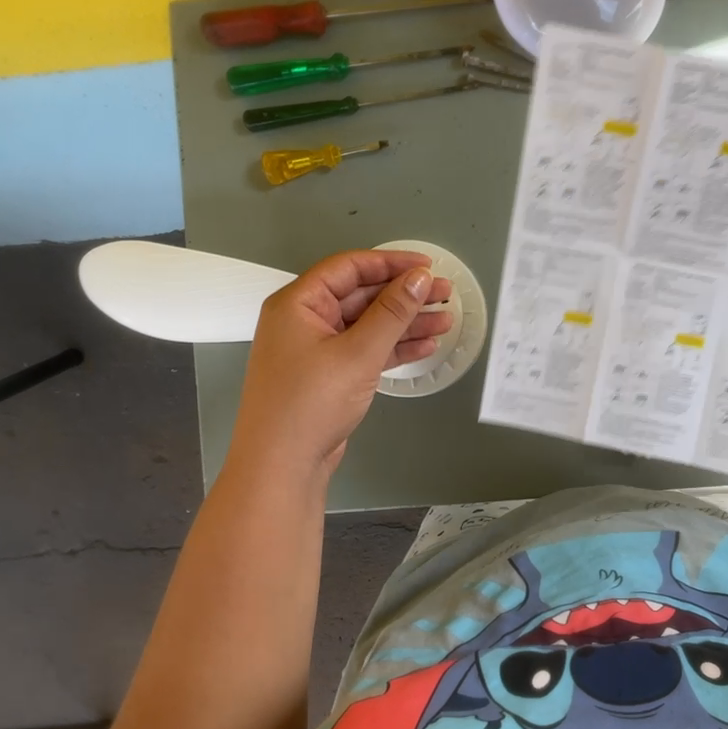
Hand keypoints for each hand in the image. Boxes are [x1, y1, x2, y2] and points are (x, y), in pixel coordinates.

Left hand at [229, 249, 453, 476]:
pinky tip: (425, 346)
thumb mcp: (357, 353)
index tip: (428, 266)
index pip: (349, 268)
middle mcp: (304, 320)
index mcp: (298, 303)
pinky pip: (366, 350)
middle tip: (445, 292)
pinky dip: (394, 348)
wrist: (281, 466)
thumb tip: (420, 278)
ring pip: (368, 325)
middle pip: (361, 296)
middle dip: (404, 295)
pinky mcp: (329, 376)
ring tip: (446, 320)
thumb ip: (392, 312)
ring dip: (406, 323)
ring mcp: (316, 350)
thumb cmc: (311, 402)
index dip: (391, 263)